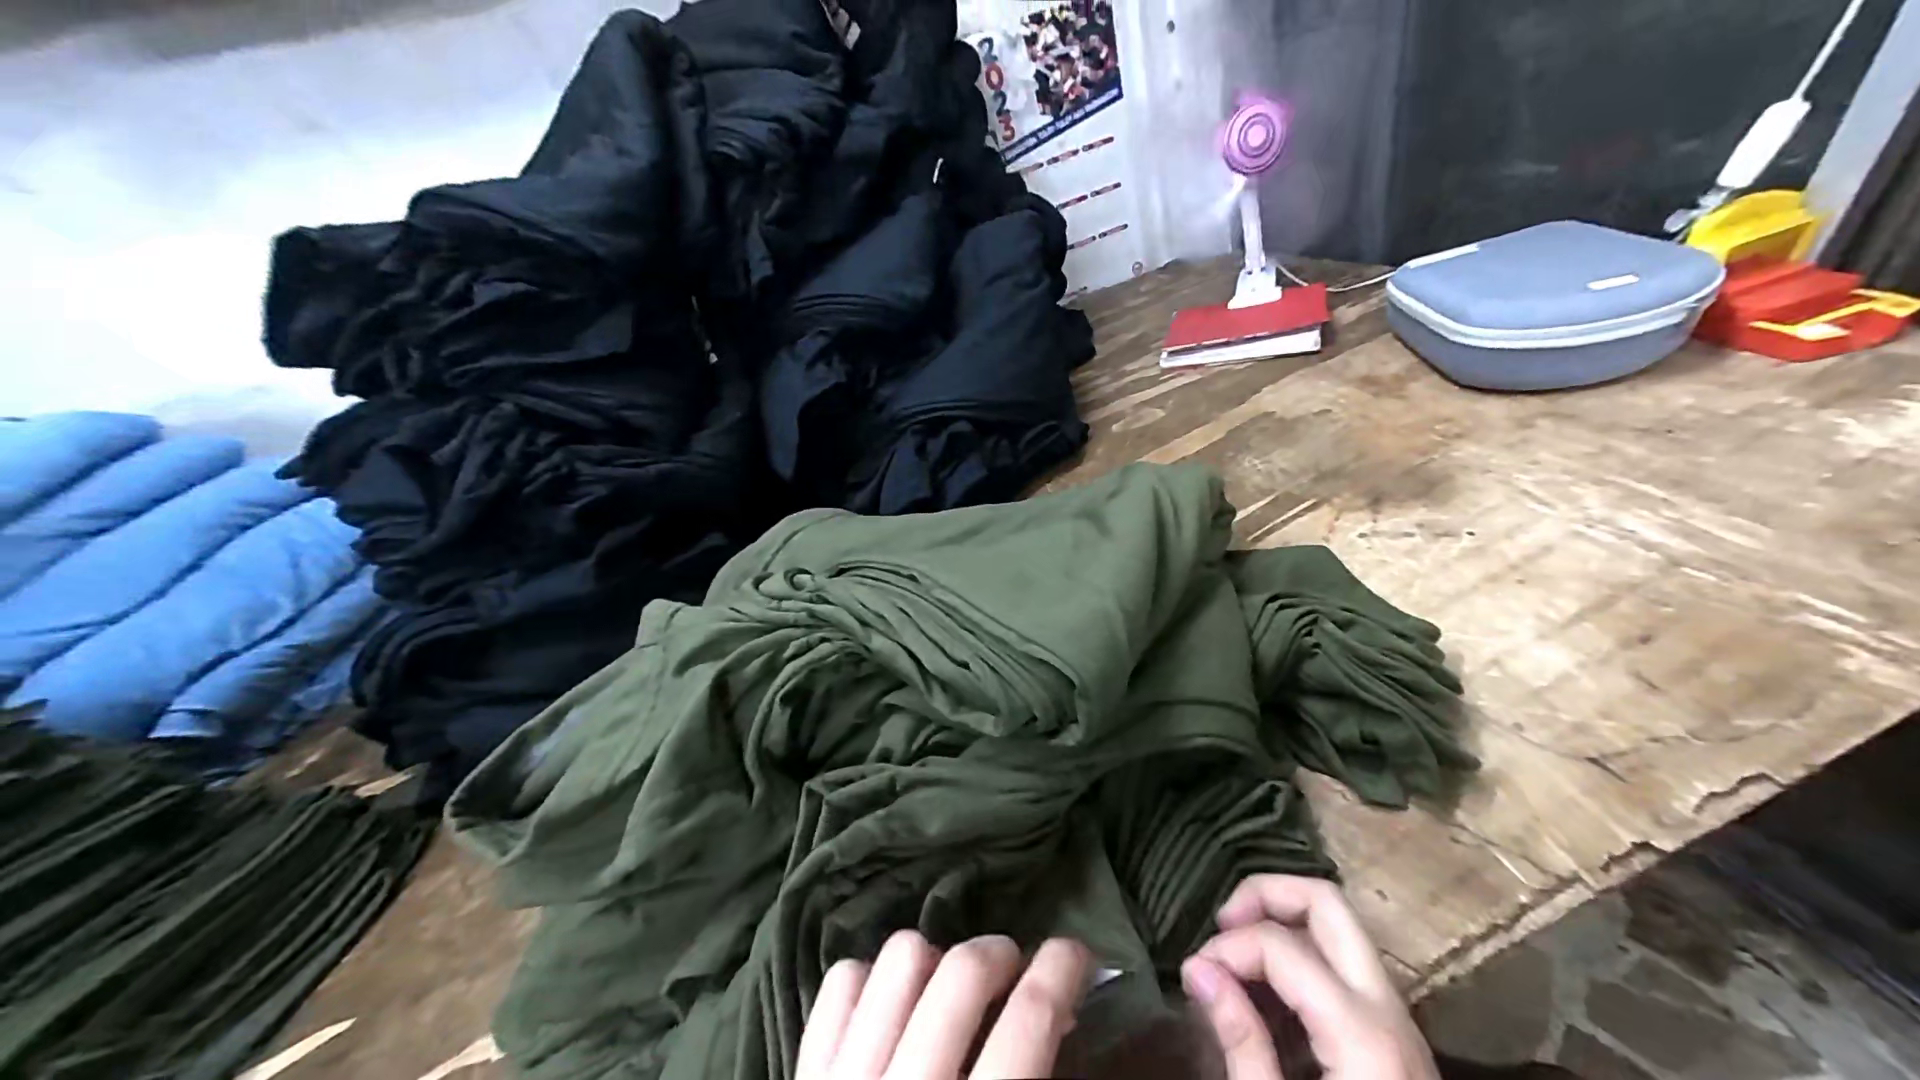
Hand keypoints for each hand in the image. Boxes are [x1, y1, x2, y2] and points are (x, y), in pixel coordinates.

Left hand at [797, 931, 1091, 1079]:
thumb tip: (1053, 1021)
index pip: (1028, 1021)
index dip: (1062, 971)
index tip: (1077, 953)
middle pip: (962, 974)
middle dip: (1001, 954)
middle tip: (1014, 971)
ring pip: (899, 959)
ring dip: (935, 961)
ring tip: (948, 990)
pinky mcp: (807, 1075)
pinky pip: (842, 982)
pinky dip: (874, 981)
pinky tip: (894, 1009)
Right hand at [1181, 875, 1439, 1079]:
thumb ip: (1241, 1041)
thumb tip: (1197, 968)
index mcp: (1363, 1036)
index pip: (1280, 945)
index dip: (1226, 948)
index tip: (1194, 976)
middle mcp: (1390, 1011)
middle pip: (1328, 903)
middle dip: (1264, 895)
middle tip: (1222, 924)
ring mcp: (1399, 1020)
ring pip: (1340, 925)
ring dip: (1283, 919)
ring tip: (1239, 951)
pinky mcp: (1394, 1036)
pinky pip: (1344, 962)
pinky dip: (1300, 950)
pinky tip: (1268, 987)